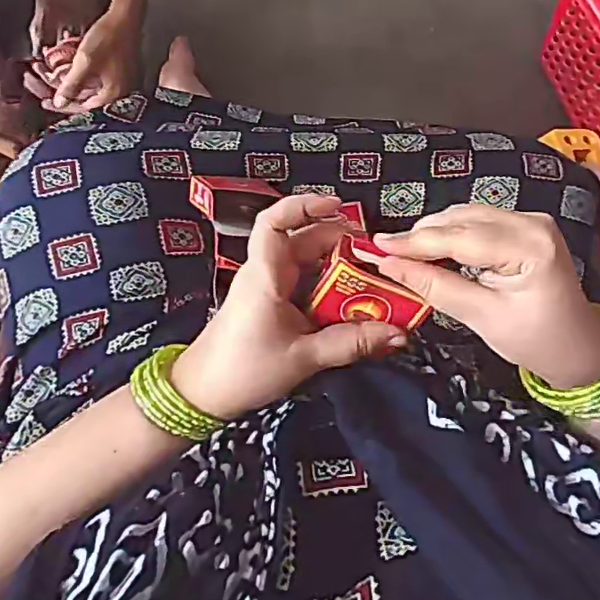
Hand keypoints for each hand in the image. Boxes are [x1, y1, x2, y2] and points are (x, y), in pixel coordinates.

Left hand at [45, 9, 140, 112]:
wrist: (124, 17)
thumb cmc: (107, 39)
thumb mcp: (84, 63)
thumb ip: (70, 85)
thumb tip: (58, 104)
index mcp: (114, 94)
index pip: (86, 109)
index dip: (64, 105)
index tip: (47, 102)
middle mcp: (120, 91)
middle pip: (88, 100)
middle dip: (66, 93)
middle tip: (48, 89)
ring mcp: (120, 81)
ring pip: (91, 89)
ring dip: (72, 83)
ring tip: (54, 76)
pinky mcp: (119, 71)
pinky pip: (97, 79)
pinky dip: (83, 75)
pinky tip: (71, 67)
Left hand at [172, 194, 406, 418]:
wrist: (203, 394)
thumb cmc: (242, 370)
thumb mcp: (302, 358)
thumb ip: (350, 343)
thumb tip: (396, 332)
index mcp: (265, 275)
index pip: (274, 222)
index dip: (304, 205)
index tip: (336, 206)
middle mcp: (266, 272)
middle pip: (303, 238)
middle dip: (339, 239)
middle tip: (373, 254)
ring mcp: (269, 285)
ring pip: (307, 259)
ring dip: (337, 262)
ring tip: (369, 274)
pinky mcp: (274, 301)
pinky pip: (306, 280)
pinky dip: (329, 283)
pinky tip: (351, 297)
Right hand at [375, 205, 599, 387]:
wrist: (579, 349)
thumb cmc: (537, 340)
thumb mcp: (482, 318)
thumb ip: (434, 286)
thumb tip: (389, 265)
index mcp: (530, 246)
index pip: (460, 237)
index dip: (414, 241)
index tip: (376, 246)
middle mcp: (532, 222)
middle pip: (461, 220)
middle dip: (421, 235)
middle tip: (384, 251)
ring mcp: (530, 219)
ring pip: (466, 216)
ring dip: (433, 232)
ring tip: (402, 251)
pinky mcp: (524, 225)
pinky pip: (477, 221)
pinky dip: (450, 234)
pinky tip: (430, 248)